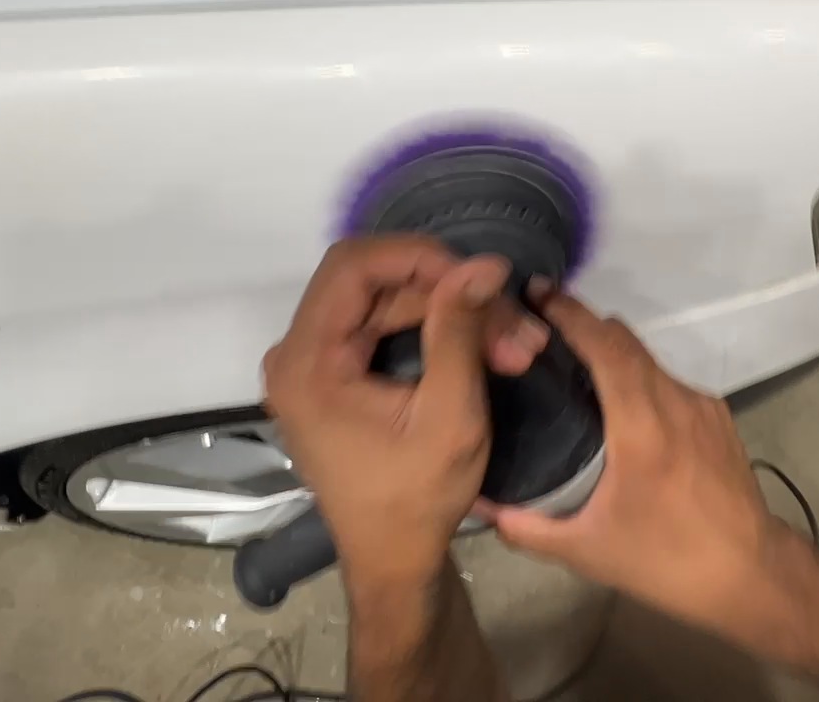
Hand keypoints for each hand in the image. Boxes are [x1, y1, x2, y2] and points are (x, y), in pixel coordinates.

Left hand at [262, 238, 547, 590]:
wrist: (395, 560)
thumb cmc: (416, 499)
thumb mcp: (450, 415)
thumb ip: (459, 331)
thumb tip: (486, 264)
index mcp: (307, 363)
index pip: (354, 266)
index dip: (419, 257)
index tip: (481, 280)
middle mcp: (300, 352)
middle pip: (378, 281)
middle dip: (452, 293)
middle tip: (515, 323)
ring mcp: (318, 361)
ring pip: (394, 301)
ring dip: (457, 313)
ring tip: (518, 343)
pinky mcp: (339, 371)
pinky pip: (391, 324)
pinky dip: (442, 329)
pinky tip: (490, 348)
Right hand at [483, 292, 818, 670]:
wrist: (751, 574)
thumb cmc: (665, 558)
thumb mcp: (588, 550)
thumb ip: (529, 527)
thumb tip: (481, 504)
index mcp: (639, 421)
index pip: (604, 344)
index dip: (570, 313)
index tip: (539, 292)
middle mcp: (672, 397)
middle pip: (624, 339)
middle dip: (585, 323)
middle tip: (545, 326)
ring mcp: (700, 402)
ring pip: (648, 358)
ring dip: (613, 353)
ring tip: (580, 369)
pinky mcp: (717, 414)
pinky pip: (668, 381)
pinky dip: (641, 379)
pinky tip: (627, 410)